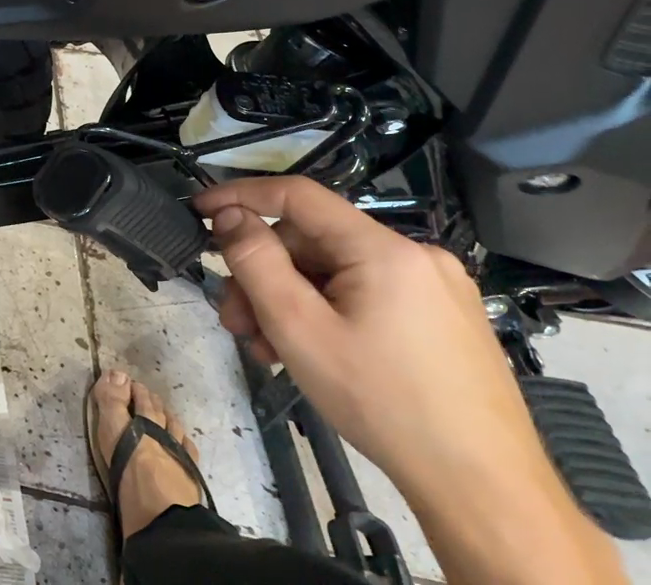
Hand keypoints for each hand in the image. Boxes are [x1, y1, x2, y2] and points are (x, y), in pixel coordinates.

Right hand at [191, 177, 533, 486]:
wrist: (482, 485)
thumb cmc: (381, 400)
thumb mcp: (297, 327)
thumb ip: (255, 261)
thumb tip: (229, 216)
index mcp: (384, 250)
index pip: (297, 195)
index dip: (239, 195)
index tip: (197, 213)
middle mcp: (416, 257)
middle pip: (311, 243)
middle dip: (262, 275)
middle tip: (234, 320)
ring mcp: (436, 290)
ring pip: (333, 274)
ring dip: (288, 302)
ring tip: (267, 348)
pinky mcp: (443, 320)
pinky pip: (363, 297)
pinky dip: (324, 315)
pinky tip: (308, 353)